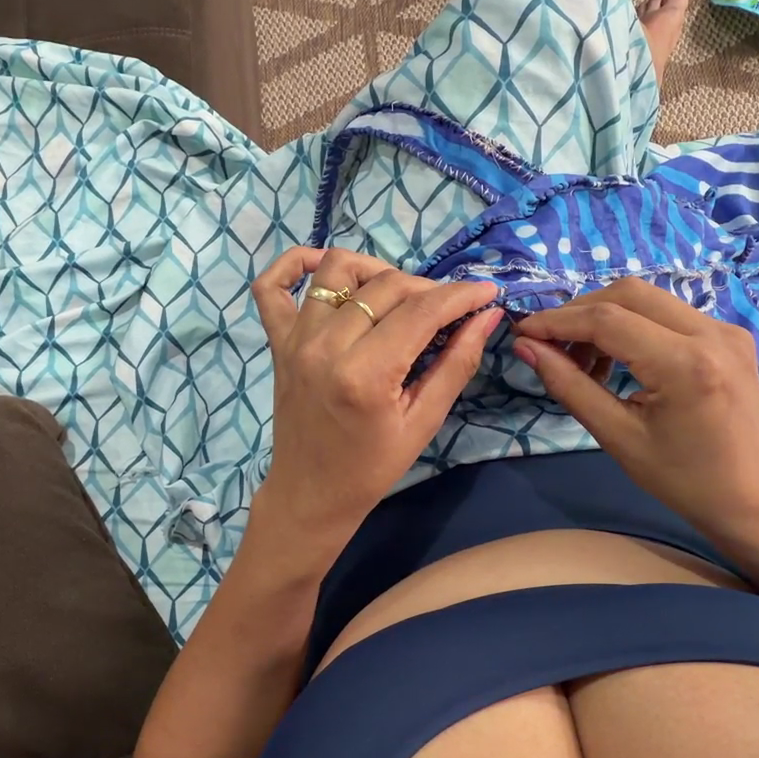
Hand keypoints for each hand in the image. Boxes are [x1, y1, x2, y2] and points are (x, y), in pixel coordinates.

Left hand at [249, 247, 501, 557]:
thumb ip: (456, 364)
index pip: (421, 311)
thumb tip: (487, 316)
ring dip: (376, 272)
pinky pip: (271, 286)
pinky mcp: (277, 341)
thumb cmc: (371, 467)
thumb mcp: (423, 422)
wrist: (310, 493)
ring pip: (337, 271)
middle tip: (448, 310)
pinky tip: (324, 269)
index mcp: (365, 375)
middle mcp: (326, 346)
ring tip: (397, 297)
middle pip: (386, 286)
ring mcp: (295, 340)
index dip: (460, 295)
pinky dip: (294, 264)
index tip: (485, 293)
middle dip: (429, 289)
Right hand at [511, 277, 758, 536]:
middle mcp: (711, 334)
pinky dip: (631, 324)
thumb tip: (527, 347)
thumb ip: (569, 385)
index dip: (557, 322)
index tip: (523, 333)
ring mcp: (726, 330)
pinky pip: (667, 312)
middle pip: (627, 294)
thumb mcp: (616, 435)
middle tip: (549, 344)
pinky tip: (615, 358)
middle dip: (578, 312)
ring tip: (581, 358)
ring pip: (647, 297)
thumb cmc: (679, 477)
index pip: (607, 320)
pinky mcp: (729, 334)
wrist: (749, 496)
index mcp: (685, 365)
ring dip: (604, 316)